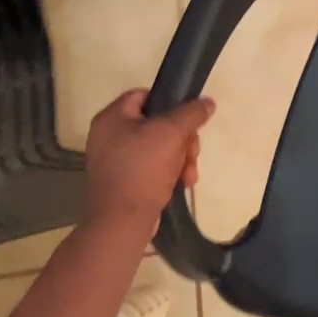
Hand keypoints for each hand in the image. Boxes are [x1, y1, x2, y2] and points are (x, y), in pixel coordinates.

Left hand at [81, 89, 214, 231]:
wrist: (122, 221)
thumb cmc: (142, 169)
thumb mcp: (171, 133)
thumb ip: (191, 113)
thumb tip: (207, 102)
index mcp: (112, 118)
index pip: (144, 94)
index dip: (170, 101)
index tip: (188, 117)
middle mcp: (110, 136)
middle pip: (158, 123)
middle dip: (182, 138)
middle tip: (192, 152)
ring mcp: (116, 160)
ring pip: (160, 146)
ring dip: (181, 156)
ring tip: (189, 173)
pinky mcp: (125, 181)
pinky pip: (153, 166)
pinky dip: (170, 171)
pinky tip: (183, 182)